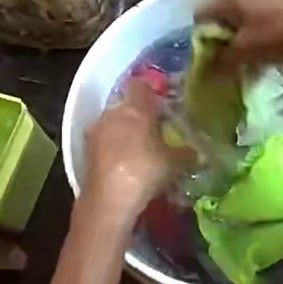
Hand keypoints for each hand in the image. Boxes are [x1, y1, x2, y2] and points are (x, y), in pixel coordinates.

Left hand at [85, 79, 189, 207]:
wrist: (109, 198)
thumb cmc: (145, 170)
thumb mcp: (174, 163)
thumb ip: (187, 153)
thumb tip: (196, 152)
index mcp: (135, 109)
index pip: (141, 85)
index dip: (150, 91)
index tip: (160, 103)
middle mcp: (112, 113)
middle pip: (126, 105)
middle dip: (138, 116)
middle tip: (153, 132)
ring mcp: (96, 130)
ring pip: (112, 122)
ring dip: (123, 132)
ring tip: (137, 150)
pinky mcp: (86, 149)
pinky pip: (103, 140)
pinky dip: (111, 147)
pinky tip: (121, 163)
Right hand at [196, 0, 282, 73]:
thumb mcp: (247, 52)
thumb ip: (221, 62)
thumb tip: (206, 74)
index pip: (200, 18)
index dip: (199, 42)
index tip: (208, 64)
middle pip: (221, 18)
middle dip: (222, 43)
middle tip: (228, 67)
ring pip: (243, 20)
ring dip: (242, 42)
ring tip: (250, 65)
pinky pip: (262, 20)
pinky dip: (260, 37)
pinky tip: (271, 55)